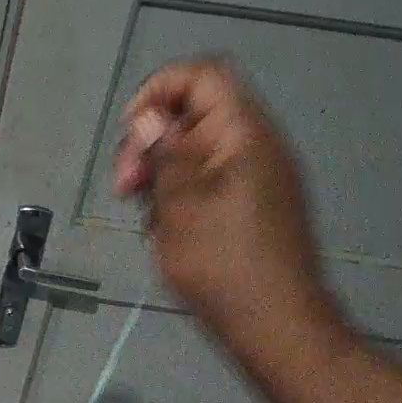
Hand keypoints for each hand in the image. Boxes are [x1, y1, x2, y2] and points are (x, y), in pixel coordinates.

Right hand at [115, 58, 343, 357]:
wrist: (276, 326)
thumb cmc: (223, 264)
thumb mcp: (179, 204)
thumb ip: (163, 152)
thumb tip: (149, 116)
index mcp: (244, 134)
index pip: (202, 76)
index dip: (158, 90)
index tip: (130, 134)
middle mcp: (255, 146)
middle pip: (193, 114)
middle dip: (149, 143)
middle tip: (125, 188)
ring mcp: (256, 179)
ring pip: (194, 152)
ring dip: (159, 175)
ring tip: (144, 218)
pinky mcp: (252, 208)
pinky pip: (206, 183)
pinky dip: (178, 197)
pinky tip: (166, 232)